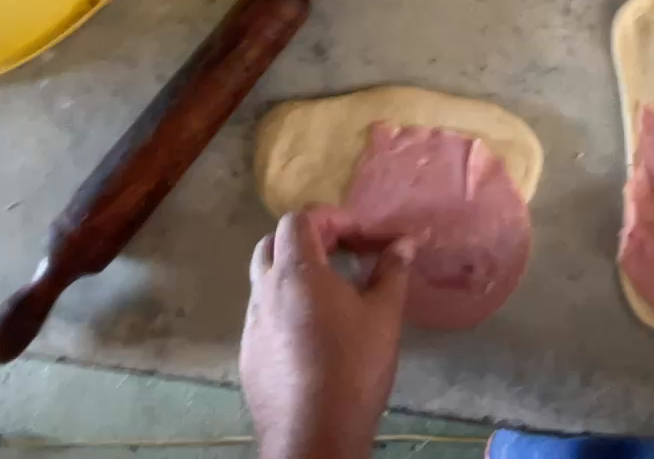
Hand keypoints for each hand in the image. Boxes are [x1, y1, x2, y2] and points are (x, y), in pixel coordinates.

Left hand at [240, 210, 412, 458]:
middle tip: (344, 253)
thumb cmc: (353, 368)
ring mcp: (251, 327)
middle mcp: (264, 292)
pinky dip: (286, 305)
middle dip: (309, 239)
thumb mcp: (384, 314)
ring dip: (295, 272)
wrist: (314, 442)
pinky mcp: (249, 357)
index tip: (360, 236)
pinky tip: (314, 331)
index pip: (298, 219)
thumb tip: (405, 241)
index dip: (331, 217)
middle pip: (273, 243)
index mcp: (295, 273)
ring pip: (265, 280)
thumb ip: (392, 270)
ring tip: (333, 291)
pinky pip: (263, 314)